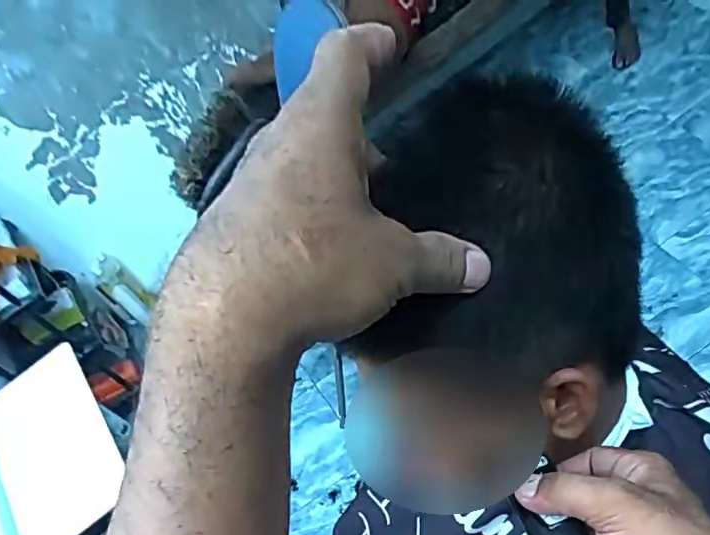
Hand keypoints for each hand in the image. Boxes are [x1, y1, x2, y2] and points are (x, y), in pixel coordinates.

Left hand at [158, 25, 489, 362]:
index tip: (390, 43)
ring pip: (303, 163)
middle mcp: (280, 143)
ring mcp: (251, 182)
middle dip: (360, 133)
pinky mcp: (237, 223)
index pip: (344, 58)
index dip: (371, 44)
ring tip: (366, 213)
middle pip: (322, 116)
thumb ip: (437, 259)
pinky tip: (331, 251)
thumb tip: (480, 266)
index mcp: (320, 127)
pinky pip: (286, 202)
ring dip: (335, 178)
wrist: (228, 317)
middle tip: (390, 161)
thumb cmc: (316, 265)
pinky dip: (314, 213)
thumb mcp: (391, 265)